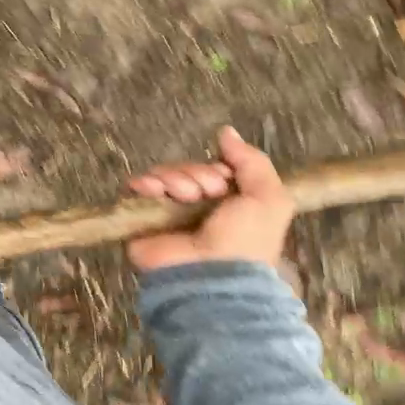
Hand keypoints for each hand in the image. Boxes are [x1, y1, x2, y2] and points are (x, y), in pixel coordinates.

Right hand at [126, 126, 294, 272]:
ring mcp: (166, 212)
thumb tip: (225, 131)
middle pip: (186, 169)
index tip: (221, 183)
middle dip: (194, 175)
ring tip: (181, 197)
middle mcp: (194, 205)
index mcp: (225, 202)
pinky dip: (143, 184)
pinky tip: (153, 190)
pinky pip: (136, 189)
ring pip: (162, 175)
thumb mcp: (269, 199)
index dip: (215, 169)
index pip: (210, 169)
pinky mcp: (140, 218)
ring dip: (173, 179)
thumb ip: (251, 162)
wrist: (208, 273)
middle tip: (202, 195)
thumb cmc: (244, 239)